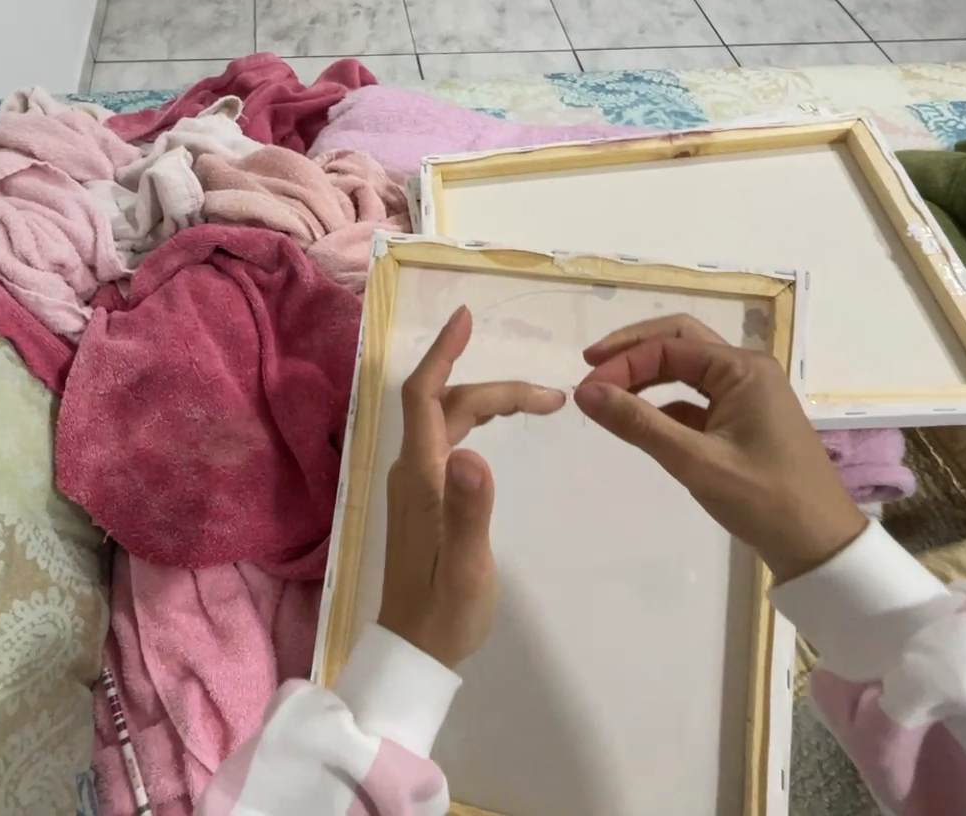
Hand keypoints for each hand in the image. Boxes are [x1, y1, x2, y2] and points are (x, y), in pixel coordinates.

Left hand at [378, 306, 566, 669]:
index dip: (442, 353)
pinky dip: (478, 422)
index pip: (424, 397)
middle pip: (448, 405)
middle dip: (496, 389)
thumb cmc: (444, 609)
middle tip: (551, 397)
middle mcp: (413, 467)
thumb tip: (475, 453)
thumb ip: (469, 511)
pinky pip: (449, 439)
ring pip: (450, 421)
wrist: (416, 645)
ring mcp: (417, 480)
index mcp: (420, 474)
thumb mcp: (465, 566)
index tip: (466, 319)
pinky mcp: (425, 494)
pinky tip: (498, 428)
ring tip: (541, 404)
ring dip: (490, 403)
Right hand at [571, 314, 865, 581]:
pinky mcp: (739, 419)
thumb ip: (638, 423)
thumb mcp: (695, 461)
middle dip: (631, 351)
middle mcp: (745, 370)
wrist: (821, 548)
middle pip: (677, 340)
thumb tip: (584, 393)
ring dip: (644, 374)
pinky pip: (692, 396)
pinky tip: (637, 419)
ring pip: (683, 367)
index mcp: (743, 369)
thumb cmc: (765, 500)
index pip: (667, 347)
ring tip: (606, 391)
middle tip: (590, 366)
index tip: (585, 390)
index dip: (622, 363)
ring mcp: (745, 394)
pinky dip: (660, 401)